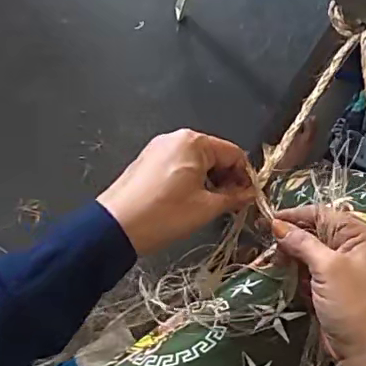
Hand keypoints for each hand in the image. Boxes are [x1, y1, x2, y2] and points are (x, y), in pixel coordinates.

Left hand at [98, 130, 254, 254]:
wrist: (116, 227)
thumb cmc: (163, 214)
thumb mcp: (206, 208)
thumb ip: (233, 197)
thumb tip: (248, 194)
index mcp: (193, 142)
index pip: (234, 153)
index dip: (245, 177)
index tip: (249, 198)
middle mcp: (175, 138)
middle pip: (215, 155)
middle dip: (226, 179)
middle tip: (232, 205)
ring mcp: (158, 149)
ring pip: (196, 161)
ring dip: (209, 181)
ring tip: (210, 207)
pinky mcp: (147, 162)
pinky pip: (178, 166)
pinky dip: (190, 181)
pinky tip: (189, 202)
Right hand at [271, 207, 365, 365]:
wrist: (364, 353)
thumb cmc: (352, 305)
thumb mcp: (327, 269)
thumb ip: (302, 242)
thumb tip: (276, 223)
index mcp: (361, 234)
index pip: (322, 213)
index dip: (294, 215)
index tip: (267, 219)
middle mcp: (354, 245)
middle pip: (314, 230)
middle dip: (292, 237)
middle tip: (270, 245)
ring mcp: (344, 264)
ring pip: (309, 249)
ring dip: (292, 255)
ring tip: (277, 262)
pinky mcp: (334, 282)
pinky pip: (311, 267)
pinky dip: (298, 270)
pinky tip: (288, 274)